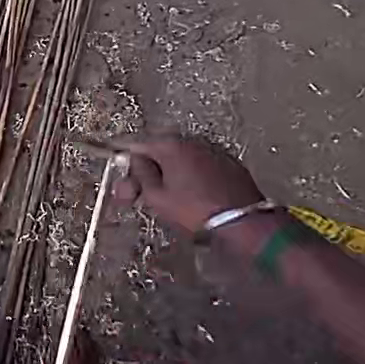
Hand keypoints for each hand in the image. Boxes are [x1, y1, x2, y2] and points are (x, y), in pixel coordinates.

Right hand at [112, 135, 264, 235]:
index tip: (122, 177)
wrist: (242, 222)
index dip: (126, 161)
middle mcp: (191, 141)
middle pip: (160, 149)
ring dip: (170, 170)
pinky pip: (201, 164)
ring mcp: (212, 150)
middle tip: (141, 192)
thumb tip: (135, 160)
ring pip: (182, 156)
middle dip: (148, 167)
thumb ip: (141, 175)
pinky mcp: (229, 163)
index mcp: (170, 145)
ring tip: (167, 194)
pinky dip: (191, 174)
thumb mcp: (158, 198)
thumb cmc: (194, 210)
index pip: (138, 145)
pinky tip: (191, 193)